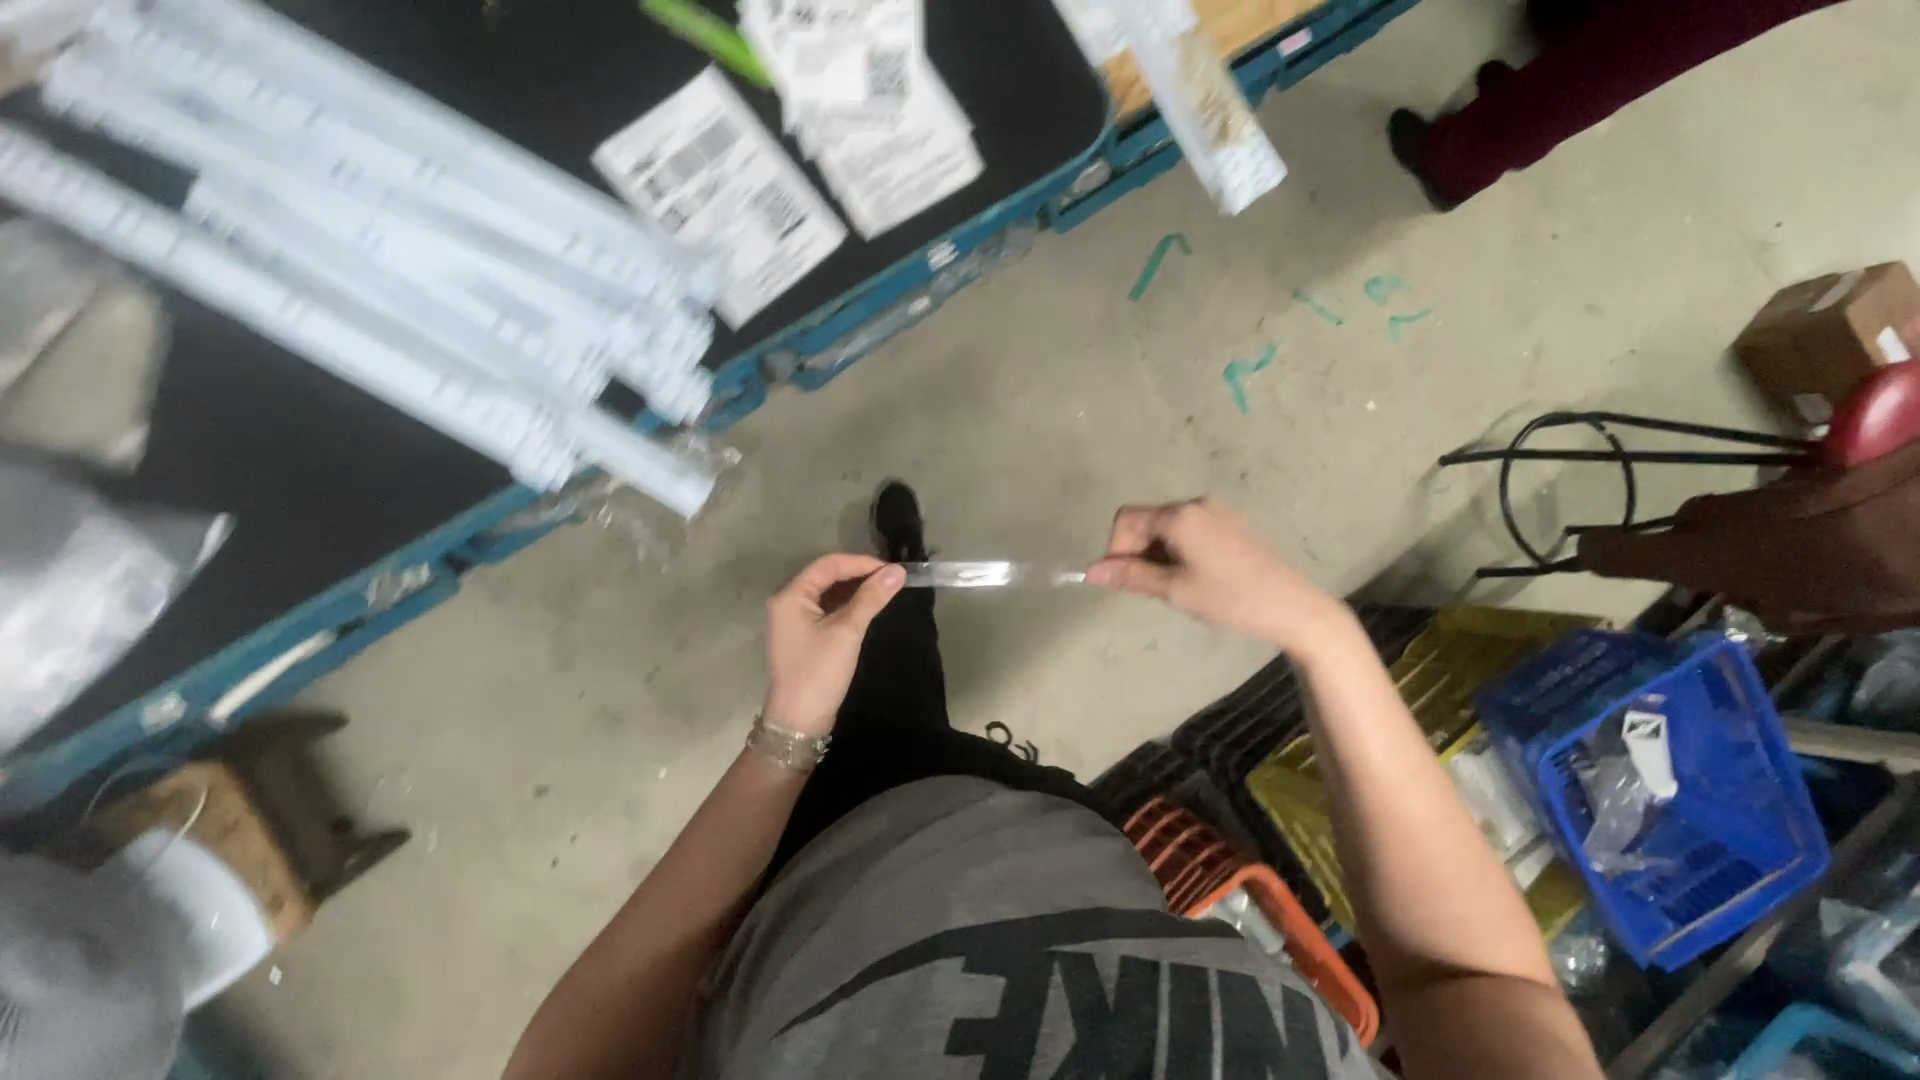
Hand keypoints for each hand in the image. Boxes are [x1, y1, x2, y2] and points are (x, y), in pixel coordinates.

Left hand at [763, 555, 905, 736]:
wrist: (798, 721)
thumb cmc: (819, 672)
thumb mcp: (847, 631)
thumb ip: (871, 598)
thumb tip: (898, 571)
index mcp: (791, 596)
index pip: (828, 565)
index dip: (861, 563)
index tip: (892, 570)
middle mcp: (788, 603)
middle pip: (827, 576)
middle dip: (859, 574)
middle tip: (892, 579)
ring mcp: (794, 621)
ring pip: (828, 594)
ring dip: (856, 590)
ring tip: (885, 590)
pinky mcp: (804, 636)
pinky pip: (827, 610)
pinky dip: (848, 606)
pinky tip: (868, 608)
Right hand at [1085, 498, 1351, 650]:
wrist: (1292, 607)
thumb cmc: (1229, 599)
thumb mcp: (1174, 590)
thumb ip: (1130, 576)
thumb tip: (1091, 571)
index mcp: (1180, 515)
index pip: (1126, 519)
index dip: (1116, 549)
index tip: (1125, 580)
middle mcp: (1196, 504)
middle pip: (1146, 520)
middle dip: (1137, 552)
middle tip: (1151, 589)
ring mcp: (1216, 512)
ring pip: (1167, 527)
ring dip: (1158, 554)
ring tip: (1175, 587)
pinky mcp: (1231, 524)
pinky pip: (1189, 530)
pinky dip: (1178, 551)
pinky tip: (1195, 578)